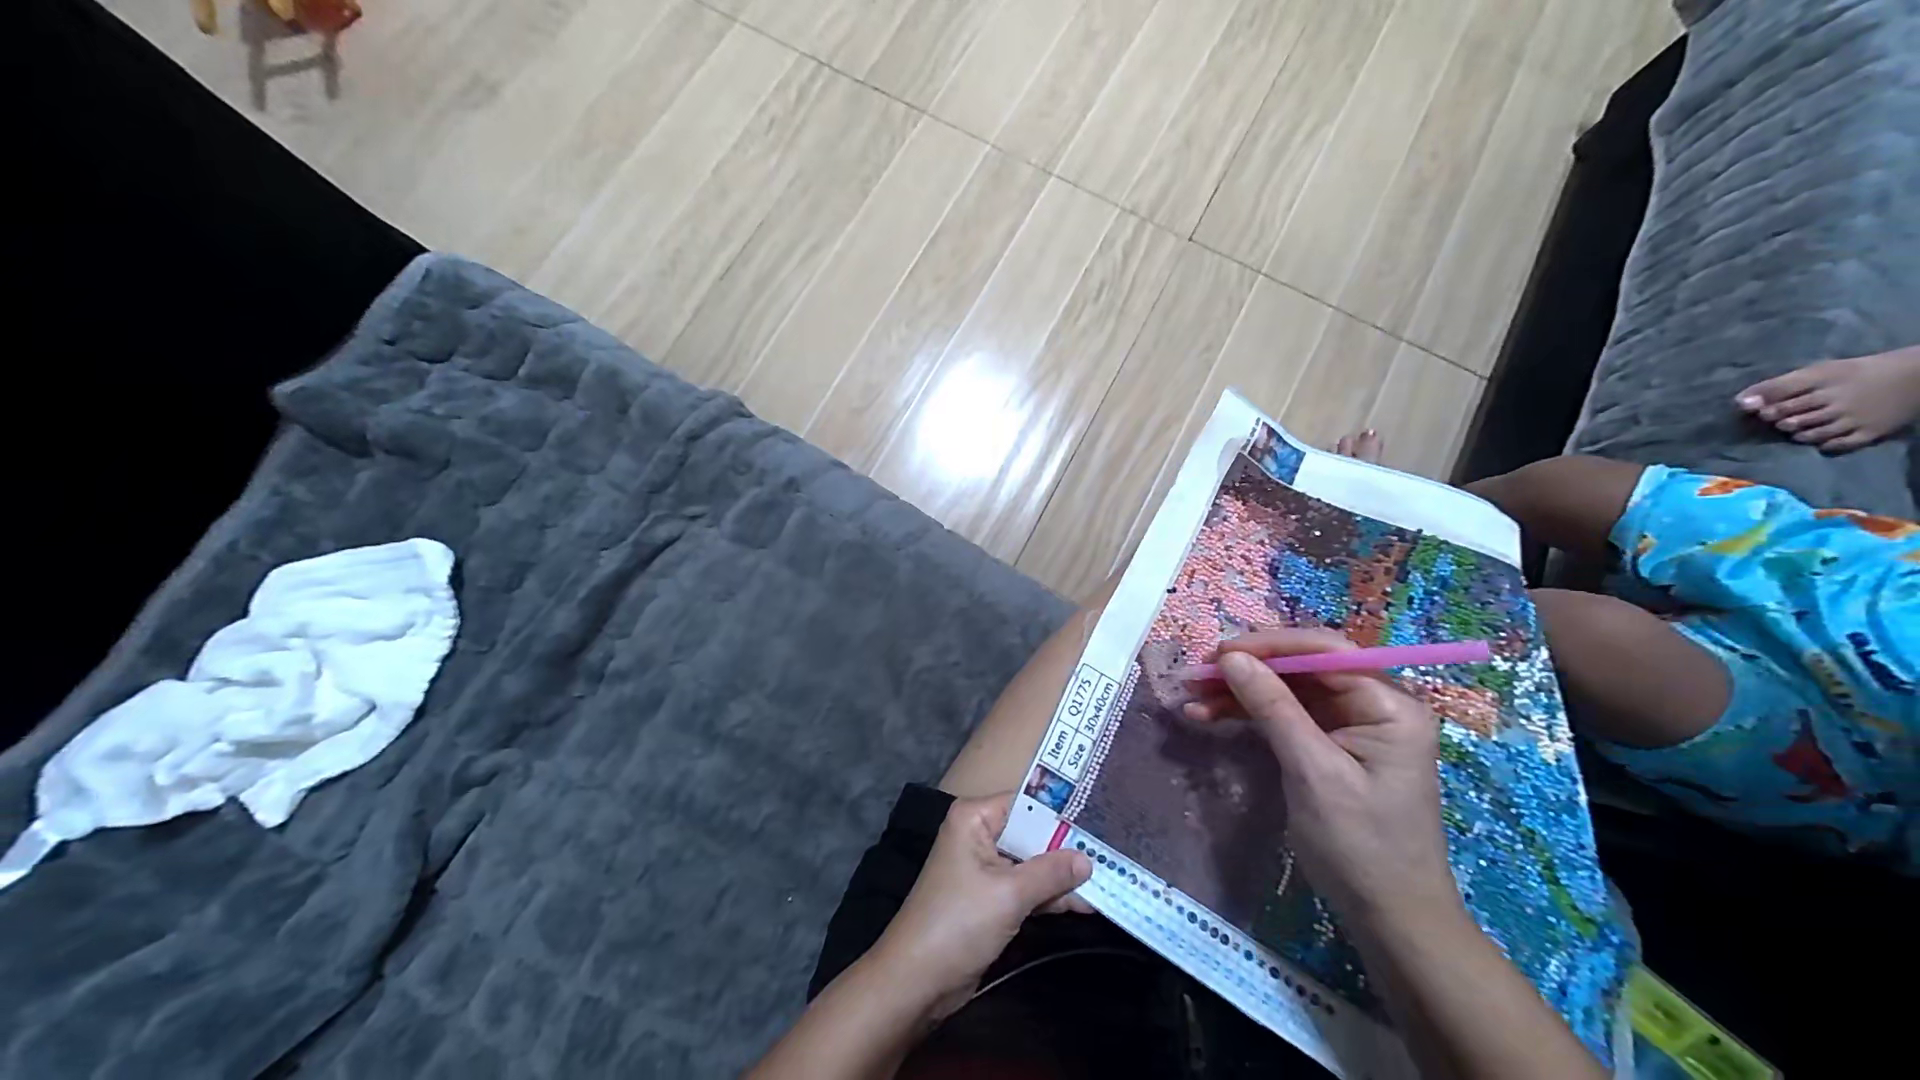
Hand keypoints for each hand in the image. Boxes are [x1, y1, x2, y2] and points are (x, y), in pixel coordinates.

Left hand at [866, 794, 1091, 1021]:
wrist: (917, 980)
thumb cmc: (959, 923)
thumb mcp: (1009, 894)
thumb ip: (1051, 873)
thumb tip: (1088, 858)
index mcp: (975, 818)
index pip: (1026, 802)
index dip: (1062, 812)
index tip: (1100, 817)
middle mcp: (978, 834)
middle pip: (1031, 832)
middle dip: (1067, 847)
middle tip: (1111, 851)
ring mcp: (984, 867)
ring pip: (1031, 861)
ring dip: (1063, 875)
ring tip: (1108, 880)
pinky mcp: (989, 897)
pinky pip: (1025, 886)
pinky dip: (1049, 895)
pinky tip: (1084, 903)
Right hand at [1183, 629, 1458, 928]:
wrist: (1389, 917)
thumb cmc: (1360, 844)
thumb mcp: (1312, 771)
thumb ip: (1273, 708)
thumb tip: (1231, 658)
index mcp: (1389, 704)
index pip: (1325, 651)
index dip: (1269, 646)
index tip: (1219, 654)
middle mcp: (1374, 704)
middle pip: (1302, 668)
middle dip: (1248, 670)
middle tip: (1197, 677)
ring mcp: (1352, 725)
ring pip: (1287, 690)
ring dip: (1240, 692)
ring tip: (1192, 698)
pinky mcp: (1331, 744)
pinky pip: (1285, 715)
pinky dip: (1248, 714)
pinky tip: (1209, 716)